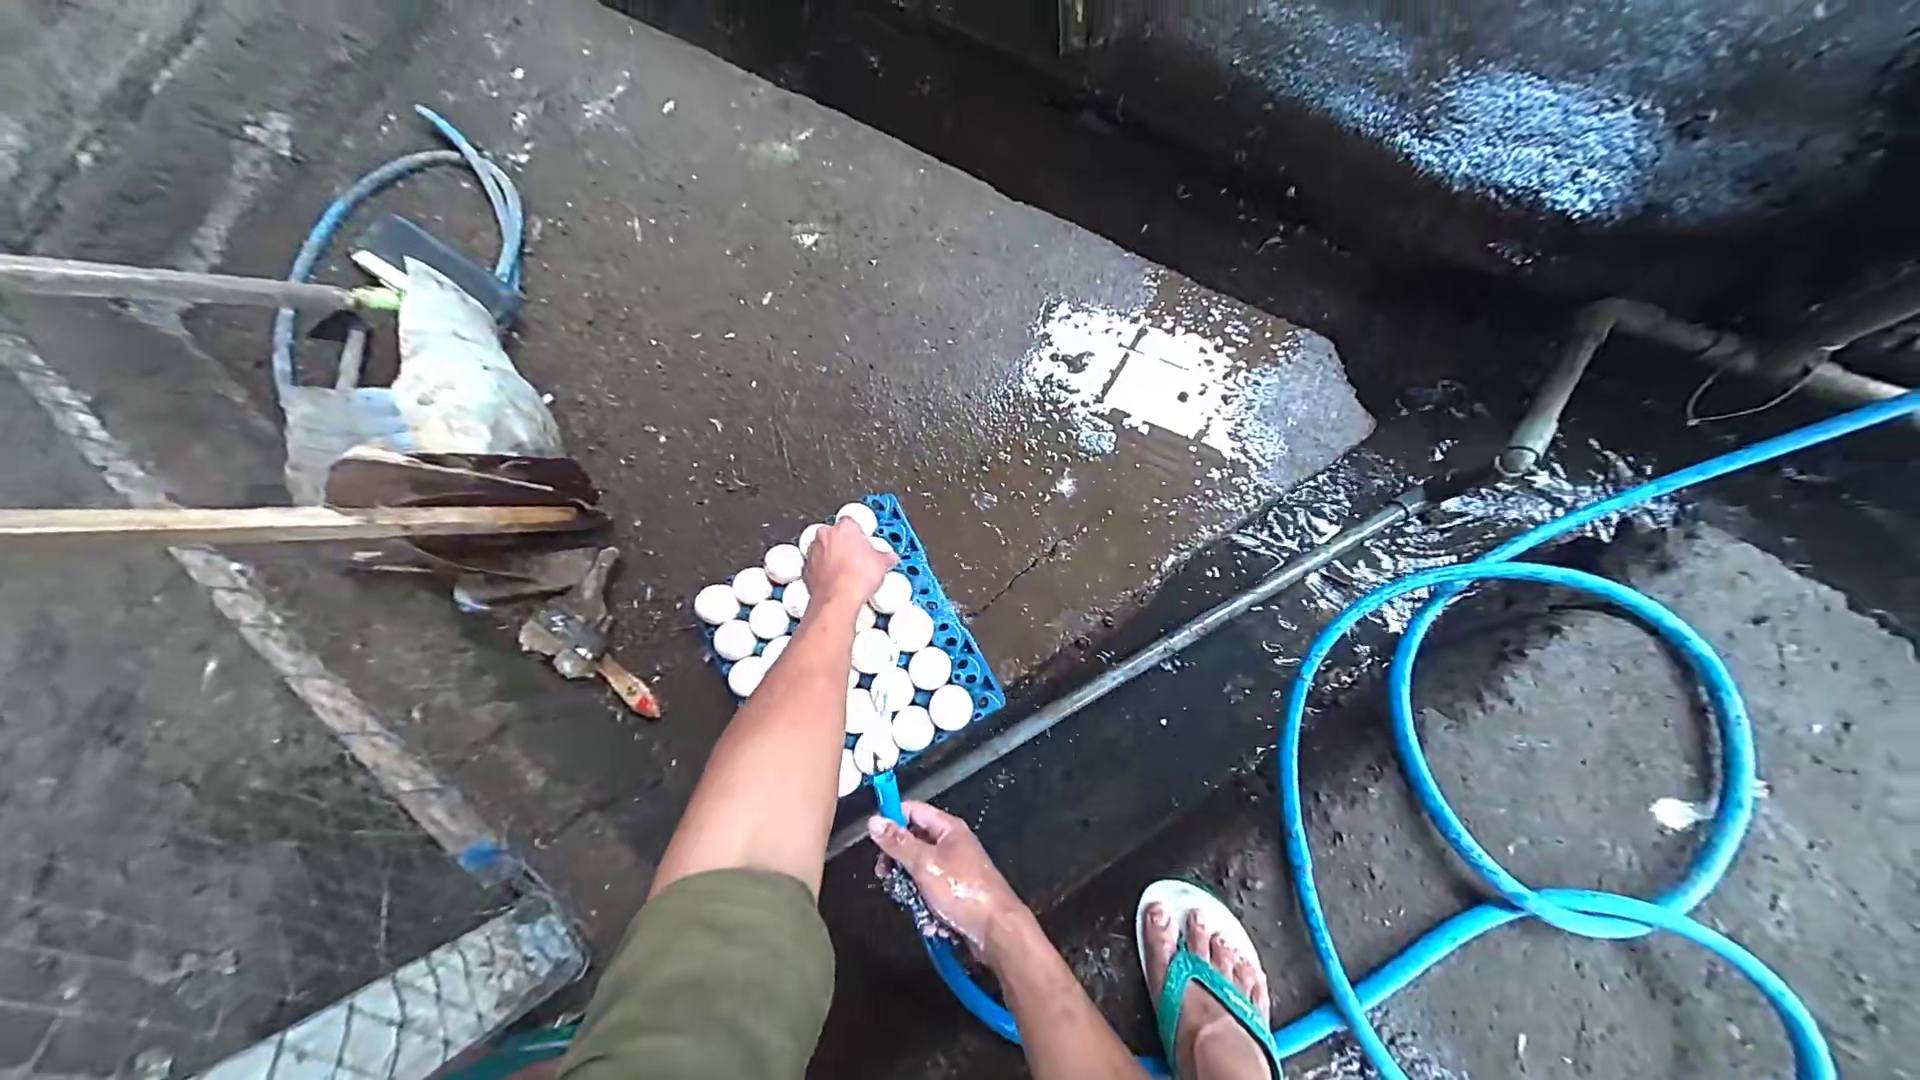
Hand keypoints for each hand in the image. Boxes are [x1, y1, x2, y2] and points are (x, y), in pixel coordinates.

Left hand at [804, 517, 894, 609]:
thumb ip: (886, 557)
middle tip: (857, 558)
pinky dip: (824, 571)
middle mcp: (826, 535)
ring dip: (832, 557)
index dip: (860, 535)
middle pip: (835, 535)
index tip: (866, 545)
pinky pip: (816, 566)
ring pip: (823, 549)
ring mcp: (813, 552)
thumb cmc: (857, 577)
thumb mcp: (882, 564)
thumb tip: (889, 558)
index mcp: (845, 527)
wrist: (838, 599)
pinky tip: (836, 581)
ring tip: (847, 572)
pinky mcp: (806, 569)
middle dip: (844, 545)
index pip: (852, 523)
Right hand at [869, 801, 1033, 959]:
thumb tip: (874, 821)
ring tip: (913, 903)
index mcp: (948, 829)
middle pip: (913, 843)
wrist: (997, 931)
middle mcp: (951, 844)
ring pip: (919, 872)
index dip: (892, 820)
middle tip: (886, 876)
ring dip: (912, 890)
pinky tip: (930, 921)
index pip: (912, 811)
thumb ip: (898, 843)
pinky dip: (926, 906)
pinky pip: (930, 893)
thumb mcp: (924, 864)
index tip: (875, 839)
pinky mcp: (955, 893)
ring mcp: (954, 869)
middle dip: (898, 862)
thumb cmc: (962, 891)